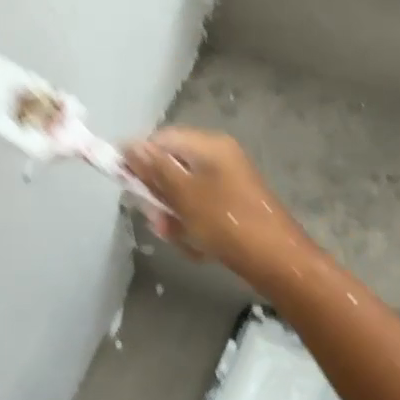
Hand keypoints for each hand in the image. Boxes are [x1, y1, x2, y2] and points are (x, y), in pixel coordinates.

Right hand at [123, 126, 304, 274]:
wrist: (275, 260)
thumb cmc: (226, 222)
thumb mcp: (184, 194)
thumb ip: (154, 168)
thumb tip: (128, 144)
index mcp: (209, 145)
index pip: (162, 139)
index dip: (139, 158)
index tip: (124, 183)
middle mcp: (219, 158)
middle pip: (171, 167)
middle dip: (159, 196)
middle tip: (158, 219)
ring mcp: (227, 182)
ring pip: (182, 195)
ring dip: (174, 217)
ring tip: (179, 237)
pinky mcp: (232, 206)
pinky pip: (199, 212)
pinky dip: (193, 228)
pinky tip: (198, 248)